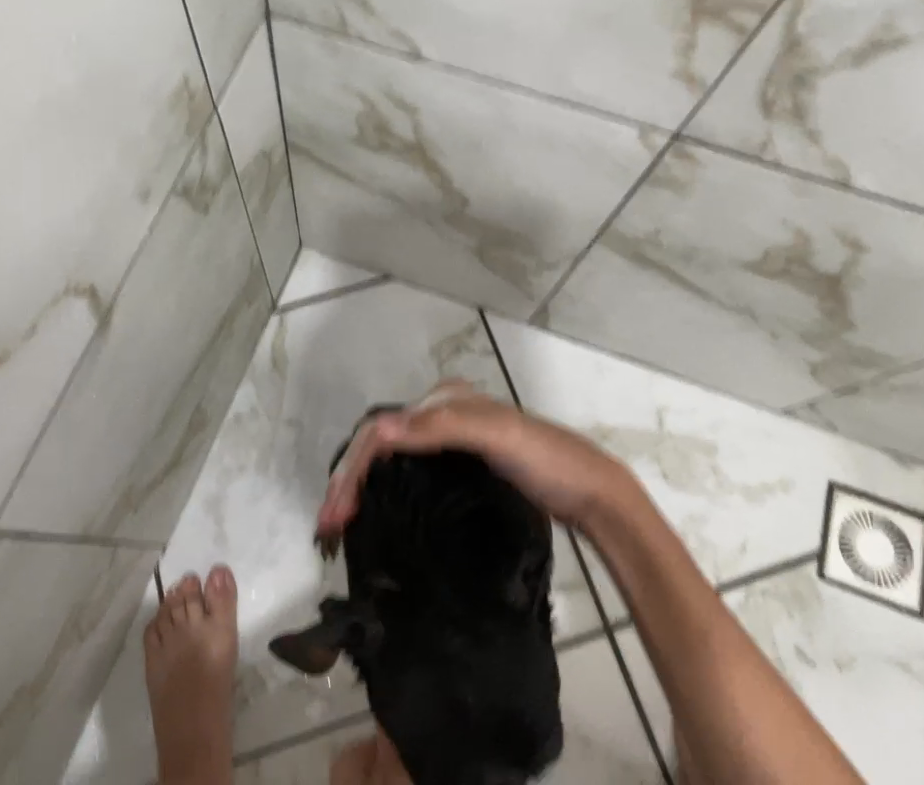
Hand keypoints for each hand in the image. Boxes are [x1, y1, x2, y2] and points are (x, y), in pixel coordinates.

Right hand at [317, 380, 635, 535]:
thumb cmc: (550, 462)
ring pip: (390, 459)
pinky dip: (383, 490)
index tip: (336, 514)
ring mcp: (451, 442)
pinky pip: (407, 473)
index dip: (354, 468)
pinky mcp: (460, 469)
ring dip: (360, 486)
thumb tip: (378, 428)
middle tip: (327, 525)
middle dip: (349, 479)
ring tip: (338, 521)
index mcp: (446, 399)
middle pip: (381, 443)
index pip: (382, 429)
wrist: (596, 495)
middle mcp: (443, 414)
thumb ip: (441, 427)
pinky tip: (373, 511)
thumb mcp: (498, 437)